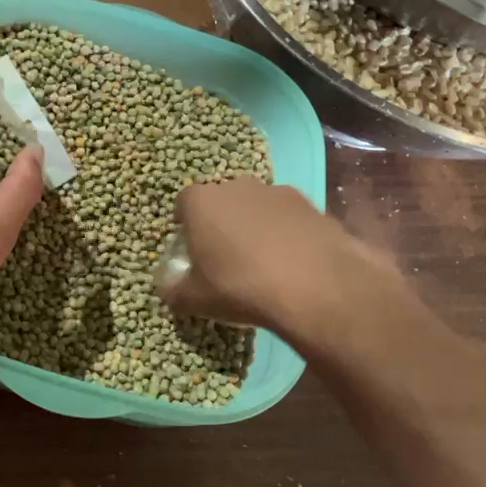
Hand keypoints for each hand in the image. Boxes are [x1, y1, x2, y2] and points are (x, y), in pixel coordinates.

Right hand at [158, 178, 400, 339]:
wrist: (317, 286)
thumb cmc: (241, 286)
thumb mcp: (195, 300)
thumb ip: (174, 291)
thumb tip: (168, 289)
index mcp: (201, 202)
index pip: (183, 204)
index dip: (185, 226)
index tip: (191, 250)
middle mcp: (237, 187)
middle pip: (222, 201)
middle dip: (221, 223)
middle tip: (225, 257)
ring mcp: (278, 192)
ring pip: (257, 207)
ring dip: (256, 227)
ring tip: (263, 263)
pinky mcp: (313, 206)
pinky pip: (289, 219)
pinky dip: (287, 235)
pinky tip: (292, 265)